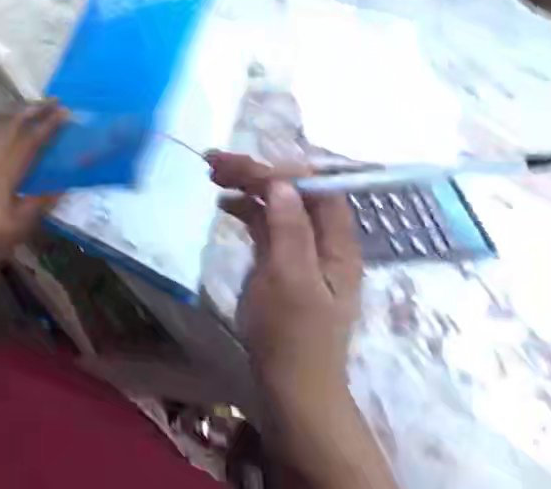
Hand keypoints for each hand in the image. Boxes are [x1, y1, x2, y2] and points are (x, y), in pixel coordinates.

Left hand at [0, 101, 64, 277]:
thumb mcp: (16, 228)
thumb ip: (39, 204)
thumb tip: (62, 188)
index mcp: (3, 170)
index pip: (30, 139)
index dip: (49, 124)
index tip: (66, 110)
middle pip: (12, 124)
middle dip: (33, 110)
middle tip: (54, 102)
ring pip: (1, 128)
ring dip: (20, 117)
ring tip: (39, 112)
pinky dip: (9, 129)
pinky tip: (16, 136)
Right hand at [208, 152, 363, 406]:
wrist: (292, 389)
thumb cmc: (292, 335)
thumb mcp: (289, 279)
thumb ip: (289, 229)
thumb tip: (281, 182)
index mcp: (337, 245)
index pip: (317, 189)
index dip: (283, 169)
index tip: (242, 165)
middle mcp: (323, 243)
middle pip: (295, 191)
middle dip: (258, 171)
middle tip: (215, 162)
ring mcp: (302, 253)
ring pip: (278, 203)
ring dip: (249, 185)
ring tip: (213, 174)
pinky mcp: (282, 263)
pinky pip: (267, 222)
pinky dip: (246, 207)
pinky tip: (223, 204)